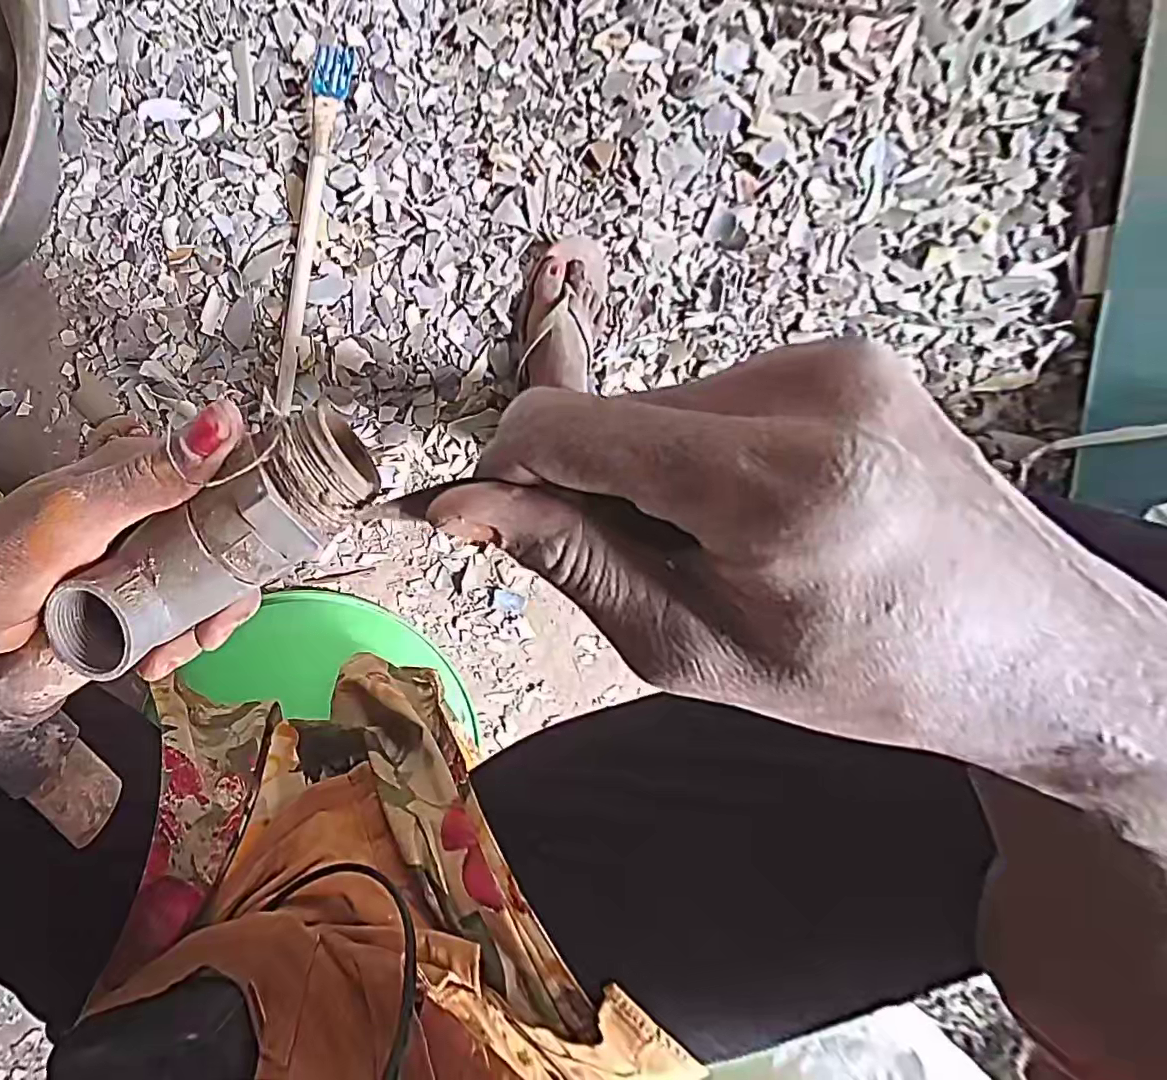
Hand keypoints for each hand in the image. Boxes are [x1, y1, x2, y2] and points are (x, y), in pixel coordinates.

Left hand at [0, 399, 261, 698]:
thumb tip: (218, 424)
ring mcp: (137, 552)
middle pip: (222, 539)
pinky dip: (177, 636)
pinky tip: (158, 653)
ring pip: (202, 581)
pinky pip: (173, 610)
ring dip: (201, 621)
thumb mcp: (74, 514)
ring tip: (173, 650)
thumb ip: (145, 476)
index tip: (254, 560)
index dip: (254, 515)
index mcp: (136, 470)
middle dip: (227, 590)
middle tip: (209, 626)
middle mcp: (144, 506)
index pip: (223, 473)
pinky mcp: (127, 589)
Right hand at [428, 340, 1166, 850]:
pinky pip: (685, 403)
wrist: (1042, 656)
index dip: (506, 470)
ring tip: (696, 538)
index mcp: (772, 483)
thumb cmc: (853, 675)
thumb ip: (563, 558)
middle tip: (632, 555)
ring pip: (634, 409)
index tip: (505, 521)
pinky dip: (670, 455)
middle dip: (576, 482)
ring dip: (626, 473)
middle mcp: (806, 392)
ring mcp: (829, 362)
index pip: (562, 427)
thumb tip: (458, 506)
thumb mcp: (678, 644)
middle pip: (595, 417)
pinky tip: (726, 507)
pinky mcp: (832, 359)